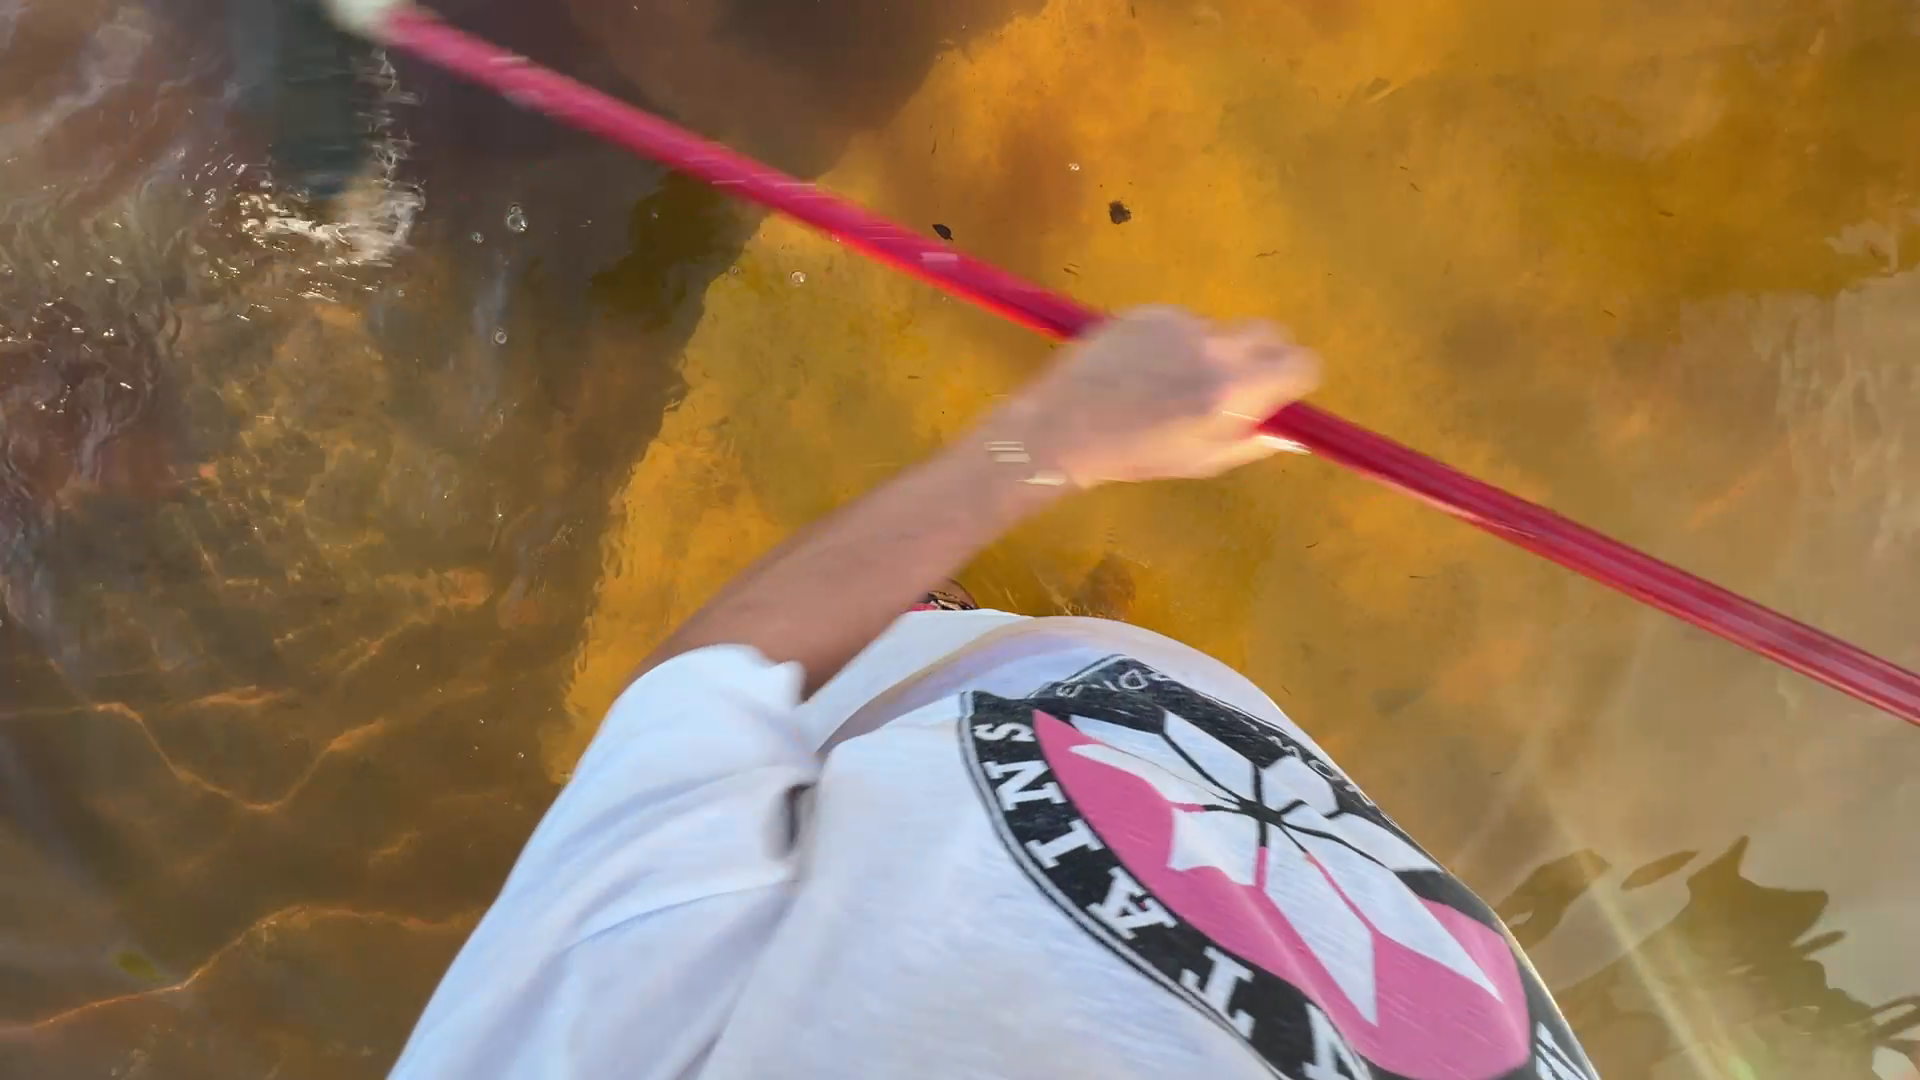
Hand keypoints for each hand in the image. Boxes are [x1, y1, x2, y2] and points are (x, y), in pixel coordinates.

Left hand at [983, 307, 1321, 487]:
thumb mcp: (1200, 461)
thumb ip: (1254, 442)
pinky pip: (1181, 323)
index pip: (1302, 363)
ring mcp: (1181, 323)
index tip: (1278, 394)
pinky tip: (1138, 370)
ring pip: (1220, 331)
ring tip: (1163, 387)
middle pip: (1271, 334)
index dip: (1293, 379)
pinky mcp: (1150, 311)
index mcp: (1233, 391)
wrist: (1063, 427)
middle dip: (1263, 358)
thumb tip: (1293, 431)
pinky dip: (1172, 342)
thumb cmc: (1133, 455)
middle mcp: (1214, 347)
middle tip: (1231, 387)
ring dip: (1209, 353)